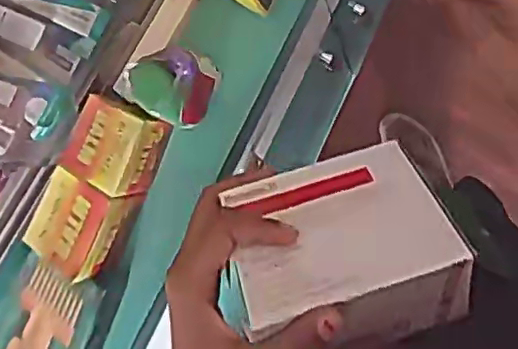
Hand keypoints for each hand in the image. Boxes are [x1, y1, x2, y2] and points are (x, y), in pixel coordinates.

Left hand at [166, 169, 342, 348]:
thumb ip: (294, 337)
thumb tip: (333, 314)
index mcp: (190, 279)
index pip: (224, 225)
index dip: (260, 223)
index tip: (291, 234)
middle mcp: (183, 266)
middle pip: (211, 204)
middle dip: (246, 188)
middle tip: (281, 183)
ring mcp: (187, 270)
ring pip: (210, 213)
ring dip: (242, 199)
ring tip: (276, 195)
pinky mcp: (196, 278)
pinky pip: (214, 232)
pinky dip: (239, 219)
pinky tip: (263, 227)